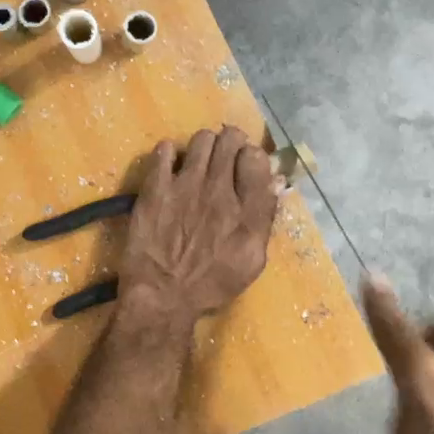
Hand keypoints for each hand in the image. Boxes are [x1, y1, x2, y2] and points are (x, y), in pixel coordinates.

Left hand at [118, 127, 279, 329]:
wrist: (162, 293)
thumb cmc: (211, 283)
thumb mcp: (252, 259)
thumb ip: (265, 217)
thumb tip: (277, 180)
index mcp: (246, 211)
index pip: (256, 157)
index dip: (252, 155)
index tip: (245, 164)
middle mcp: (219, 191)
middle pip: (230, 140)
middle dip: (231, 143)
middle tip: (224, 156)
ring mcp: (185, 185)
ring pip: (201, 139)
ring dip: (204, 145)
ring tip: (199, 160)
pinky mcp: (156, 186)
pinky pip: (164, 150)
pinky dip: (170, 152)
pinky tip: (171, 165)